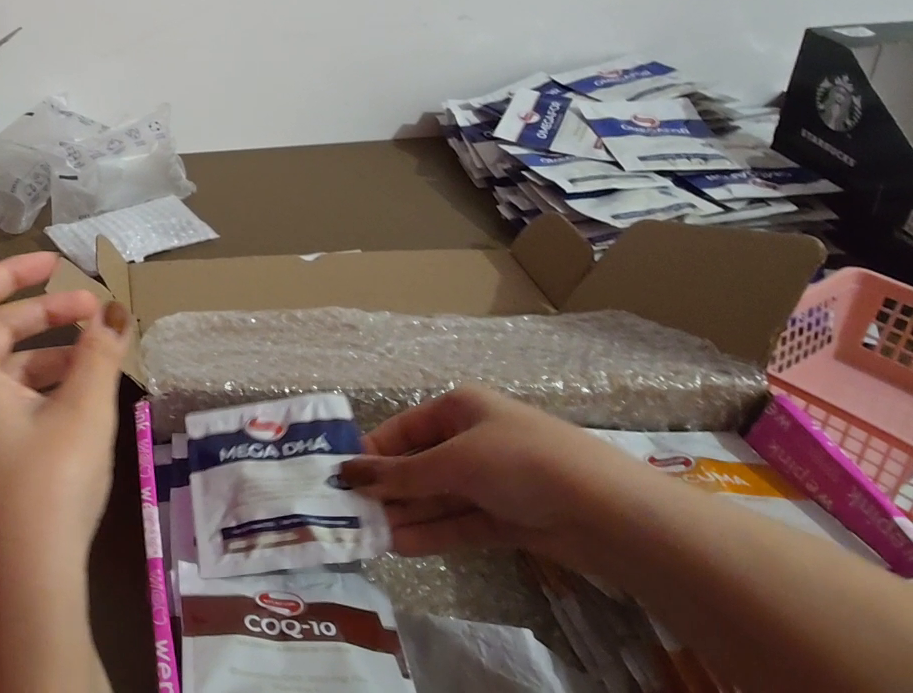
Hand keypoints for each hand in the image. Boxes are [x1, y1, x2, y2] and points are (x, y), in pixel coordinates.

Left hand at [0, 251, 134, 576]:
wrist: (27, 579)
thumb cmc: (48, 482)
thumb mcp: (82, 410)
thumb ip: (99, 352)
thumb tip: (116, 312)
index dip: (16, 270)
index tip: (58, 261)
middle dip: (45, 311)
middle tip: (94, 308)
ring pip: (6, 363)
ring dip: (51, 349)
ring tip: (100, 350)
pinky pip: (10, 395)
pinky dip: (44, 382)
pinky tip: (85, 390)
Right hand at [339, 385, 648, 565]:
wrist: (613, 514)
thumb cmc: (523, 463)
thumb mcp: (452, 462)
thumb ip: (398, 474)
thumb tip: (344, 474)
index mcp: (461, 408)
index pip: (403, 429)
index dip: (372, 452)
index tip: (341, 478)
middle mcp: (474, 439)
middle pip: (419, 464)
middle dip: (387, 488)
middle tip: (349, 513)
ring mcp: (494, 480)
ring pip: (438, 497)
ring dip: (406, 514)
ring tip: (369, 535)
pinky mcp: (510, 517)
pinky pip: (460, 522)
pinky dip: (432, 532)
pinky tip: (400, 545)